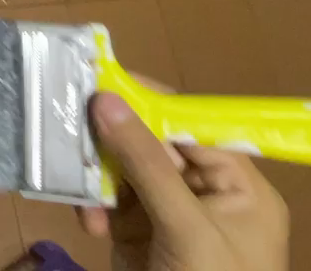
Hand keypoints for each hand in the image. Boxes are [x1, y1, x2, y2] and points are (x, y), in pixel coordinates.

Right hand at [78, 92, 287, 270]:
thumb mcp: (187, 231)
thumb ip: (146, 163)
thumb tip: (106, 97)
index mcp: (238, 187)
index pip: (192, 124)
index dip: (150, 100)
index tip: (102, 78)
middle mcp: (204, 193)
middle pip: (151, 142)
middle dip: (112, 140)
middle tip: (72, 125)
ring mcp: (169, 213)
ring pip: (122, 167)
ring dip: (96, 175)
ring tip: (78, 184)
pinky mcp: (138, 233)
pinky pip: (108, 199)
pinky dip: (92, 205)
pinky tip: (87, 223)